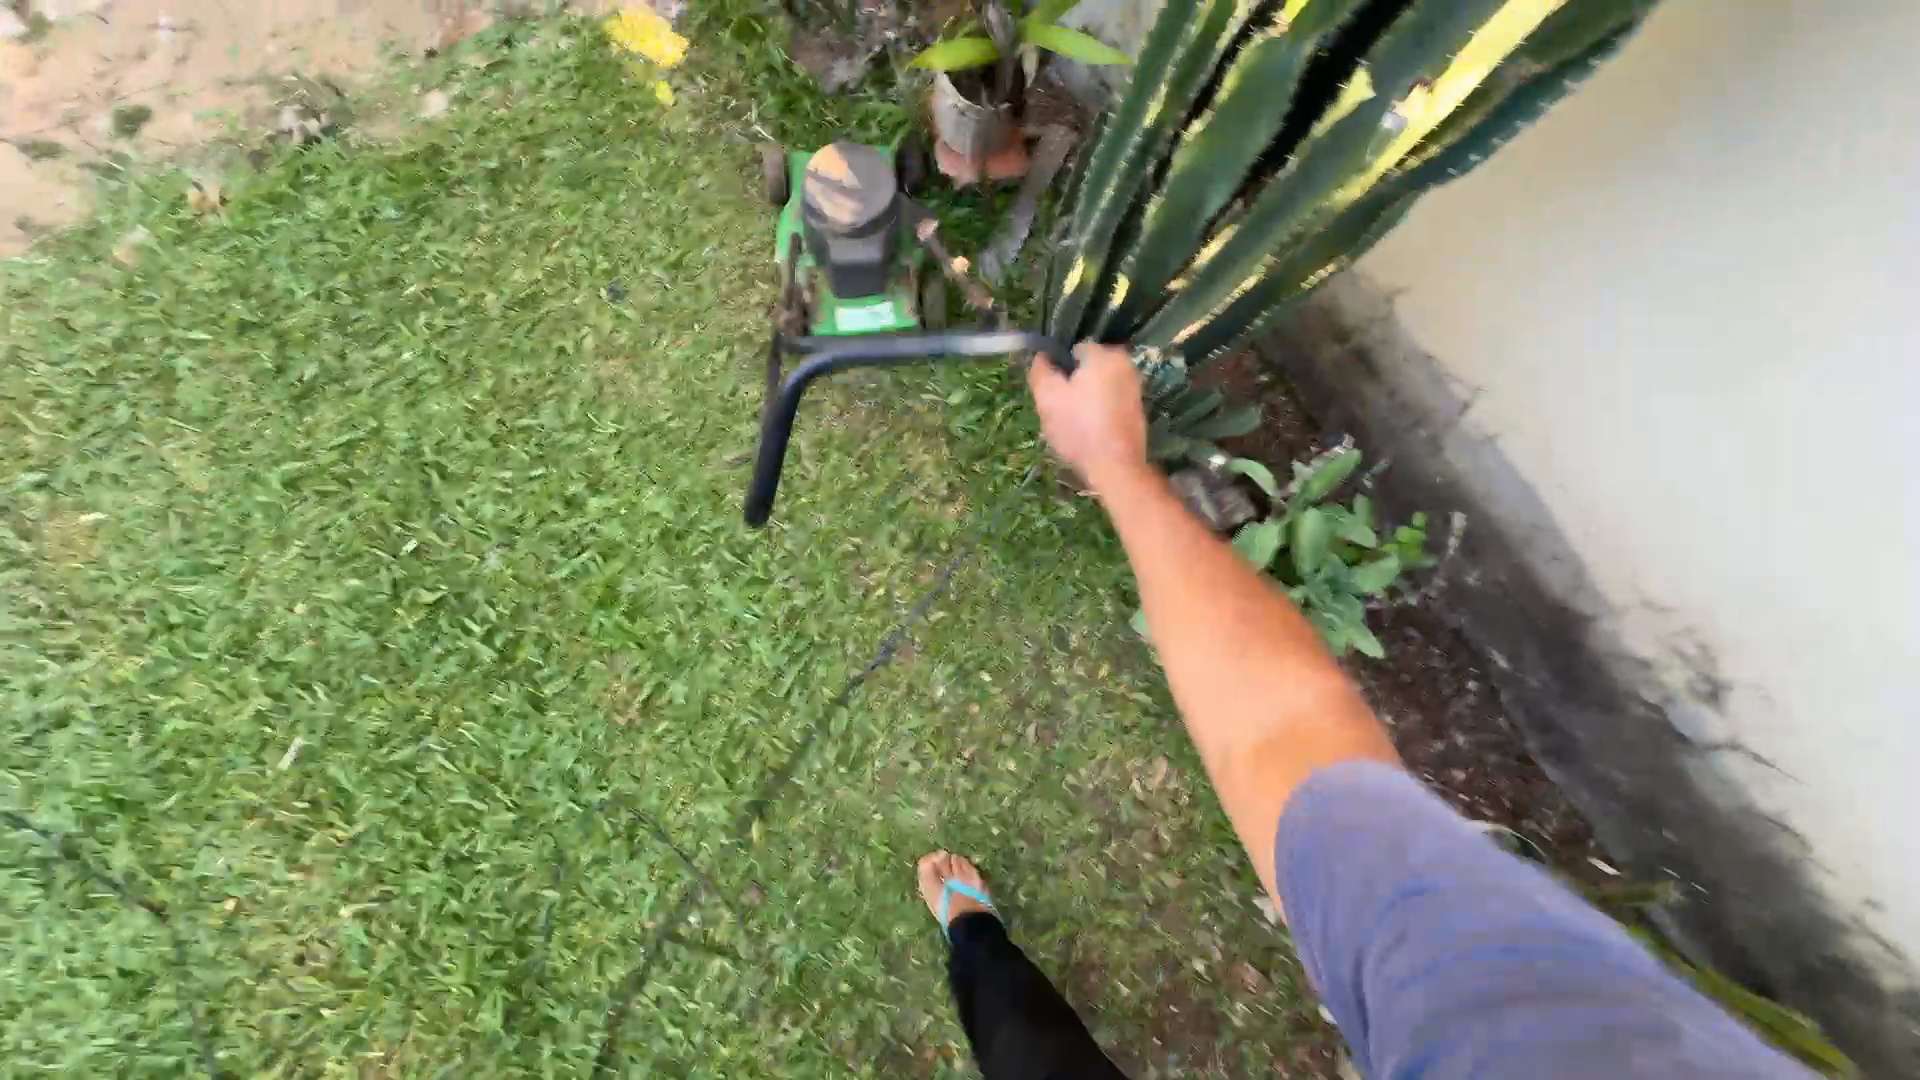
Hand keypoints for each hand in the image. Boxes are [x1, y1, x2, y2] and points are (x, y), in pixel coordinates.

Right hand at [1028, 343, 1147, 492]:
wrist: (1115, 466)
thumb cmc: (1079, 428)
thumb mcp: (1047, 397)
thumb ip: (1041, 371)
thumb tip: (1042, 357)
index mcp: (1105, 354)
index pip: (1074, 350)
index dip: (1058, 370)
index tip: (1051, 393)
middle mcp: (1126, 365)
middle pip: (1087, 370)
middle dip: (1072, 386)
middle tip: (1060, 411)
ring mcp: (1135, 389)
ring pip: (1098, 388)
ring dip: (1084, 401)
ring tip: (1073, 425)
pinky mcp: (1137, 412)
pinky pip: (1110, 405)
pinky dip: (1098, 414)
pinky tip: (1089, 433)